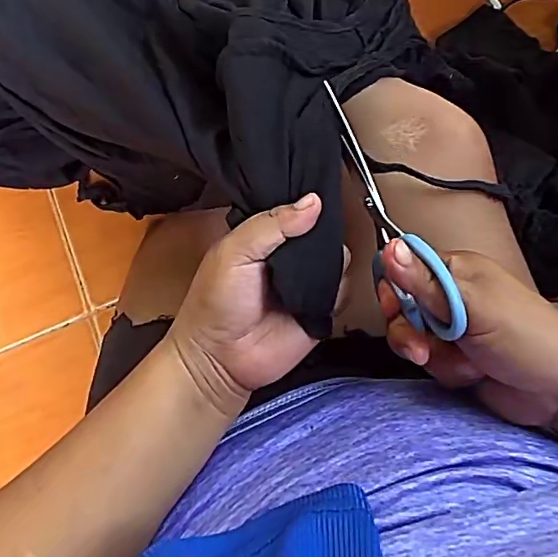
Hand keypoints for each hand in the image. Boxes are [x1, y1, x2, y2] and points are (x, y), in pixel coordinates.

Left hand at [164, 194, 345, 416]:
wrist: (219, 360)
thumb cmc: (214, 306)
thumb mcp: (234, 252)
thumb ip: (270, 224)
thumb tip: (311, 203)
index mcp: (266, 237)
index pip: (297, 210)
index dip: (310, 203)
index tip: (322, 196)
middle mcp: (290, 257)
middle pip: (324, 233)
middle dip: (326, 234)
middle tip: (317, 242)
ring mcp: (307, 283)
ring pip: (339, 260)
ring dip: (333, 264)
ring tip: (312, 274)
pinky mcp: (320, 309)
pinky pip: (344, 292)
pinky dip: (338, 292)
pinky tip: (319, 296)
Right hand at [378, 241, 557, 428]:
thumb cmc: (532, 338)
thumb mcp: (473, 306)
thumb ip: (427, 281)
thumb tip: (392, 249)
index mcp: (458, 270)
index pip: (405, 266)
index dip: (394, 287)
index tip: (397, 307)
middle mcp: (454, 297)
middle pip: (403, 307)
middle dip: (410, 330)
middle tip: (427, 343)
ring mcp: (456, 330)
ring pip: (414, 339)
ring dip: (435, 356)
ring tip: (465, 361)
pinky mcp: (458, 359)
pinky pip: (431, 364)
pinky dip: (447, 372)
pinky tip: (474, 373)